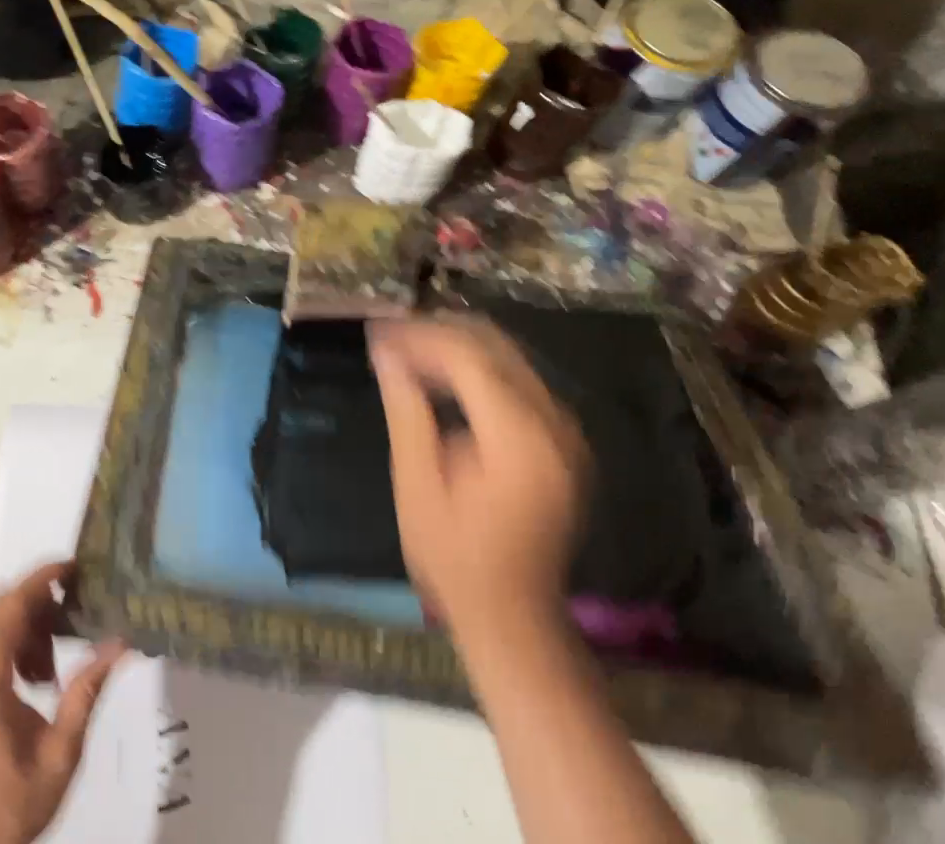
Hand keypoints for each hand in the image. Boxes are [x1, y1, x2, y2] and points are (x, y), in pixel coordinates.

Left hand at [0, 562, 126, 843]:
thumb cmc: (13, 803)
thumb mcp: (60, 752)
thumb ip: (85, 692)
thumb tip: (119, 644)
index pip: (7, 610)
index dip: (38, 581)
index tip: (71, 565)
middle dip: (38, 605)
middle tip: (77, 614)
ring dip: (27, 631)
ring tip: (57, 666)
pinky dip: (13, 650)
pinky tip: (38, 680)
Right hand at [367, 318, 587, 639]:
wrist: (511, 613)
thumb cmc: (453, 558)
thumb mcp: (418, 486)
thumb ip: (408, 412)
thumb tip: (387, 353)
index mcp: (520, 438)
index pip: (470, 358)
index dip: (420, 337)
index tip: (376, 332)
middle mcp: (556, 425)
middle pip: (498, 349)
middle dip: (440, 334)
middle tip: (389, 335)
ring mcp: (568, 433)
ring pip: (512, 361)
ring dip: (459, 349)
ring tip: (407, 351)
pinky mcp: (565, 443)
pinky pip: (522, 386)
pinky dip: (480, 373)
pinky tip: (443, 380)